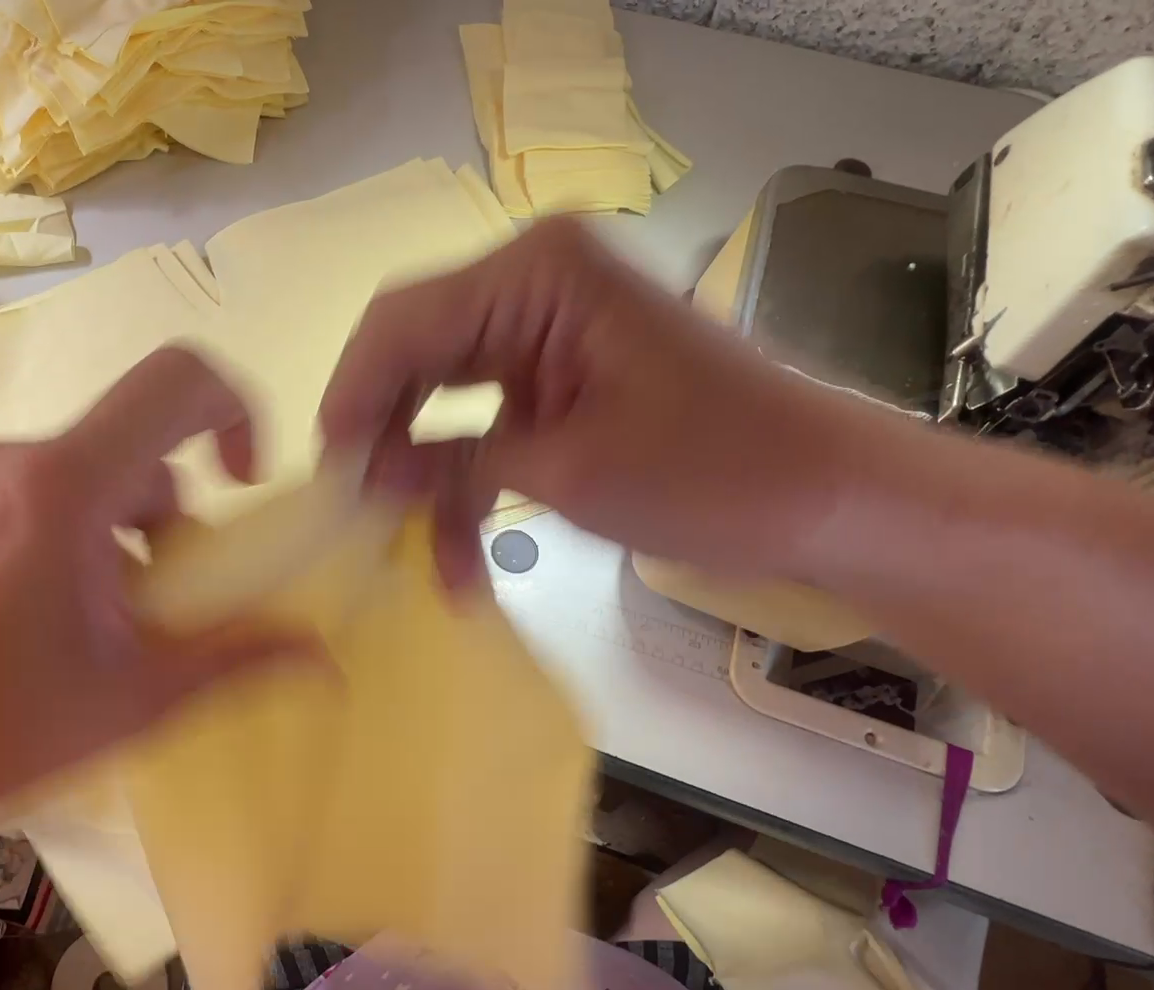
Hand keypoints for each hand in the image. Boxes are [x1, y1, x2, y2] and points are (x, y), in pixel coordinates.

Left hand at [0, 347, 304, 847]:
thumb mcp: (137, 699)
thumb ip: (241, 659)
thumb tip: (327, 657)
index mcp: (63, 483)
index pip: (178, 380)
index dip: (238, 414)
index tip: (246, 489)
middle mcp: (9, 458)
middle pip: (136, 446)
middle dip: (176, 516)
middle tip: (163, 605)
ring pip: (87, 474)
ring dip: (123, 534)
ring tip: (99, 626)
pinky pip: (35, 493)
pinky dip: (72, 536)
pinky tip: (41, 621)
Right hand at [320, 218, 898, 590]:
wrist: (829, 499)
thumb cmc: (713, 474)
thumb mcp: (564, 472)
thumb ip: (448, 464)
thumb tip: (361, 476)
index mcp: (536, 272)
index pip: (402, 323)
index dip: (352, 398)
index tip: (324, 477)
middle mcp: (532, 283)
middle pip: (414, 357)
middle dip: (383, 439)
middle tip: (353, 513)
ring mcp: (545, 331)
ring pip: (441, 399)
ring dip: (425, 477)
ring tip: (412, 552)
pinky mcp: (558, 377)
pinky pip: (483, 423)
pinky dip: (466, 483)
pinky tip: (457, 552)